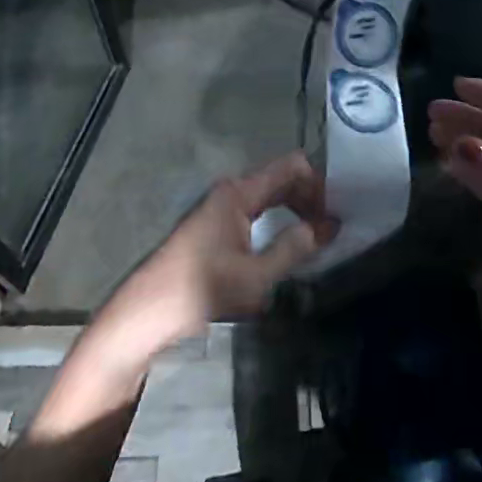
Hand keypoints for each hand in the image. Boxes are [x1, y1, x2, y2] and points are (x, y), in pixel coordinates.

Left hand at [105, 153, 338, 357]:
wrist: (145, 315)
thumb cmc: (201, 291)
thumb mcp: (256, 276)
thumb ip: (294, 248)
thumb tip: (327, 225)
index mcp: (239, 192)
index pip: (291, 166)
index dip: (318, 183)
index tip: (336, 211)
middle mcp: (229, 192)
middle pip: (281, 179)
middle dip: (310, 196)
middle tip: (332, 226)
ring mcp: (219, 209)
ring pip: (269, 196)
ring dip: (295, 209)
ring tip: (316, 235)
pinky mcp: (213, 227)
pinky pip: (255, 211)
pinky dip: (277, 220)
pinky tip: (287, 243)